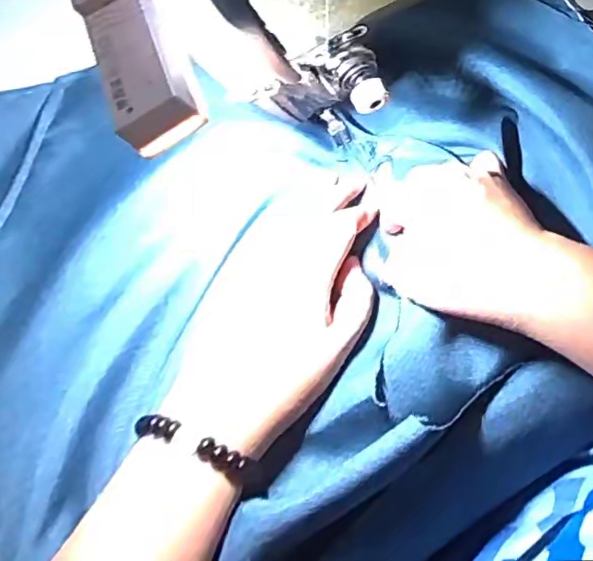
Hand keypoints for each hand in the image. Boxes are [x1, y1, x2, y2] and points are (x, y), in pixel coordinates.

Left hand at [160, 176, 377, 457]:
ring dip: (313, 199)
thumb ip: (358, 297)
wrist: (214, 414)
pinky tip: (296, 216)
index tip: (378, 203)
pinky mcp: (234, 278)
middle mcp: (280, 260)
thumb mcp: (339, 346)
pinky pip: (266, 234)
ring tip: (331, 185)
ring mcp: (253, 266)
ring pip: (288, 219)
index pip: (340, 227)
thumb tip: (352, 265)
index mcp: (310, 273)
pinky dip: (287, 217)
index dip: (361, 212)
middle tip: (359, 179)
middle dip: (338, 193)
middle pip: (313, 214)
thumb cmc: (287, 382)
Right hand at [373, 152, 558, 327]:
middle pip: (417, 179)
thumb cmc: (461, 281)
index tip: (398, 234)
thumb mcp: (410, 280)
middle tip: (424, 226)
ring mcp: (473, 174)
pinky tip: (478, 193)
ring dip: (443, 187)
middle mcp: (443, 177)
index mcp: (415, 199)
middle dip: (415, 198)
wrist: (519, 272)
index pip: (390, 196)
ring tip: (452, 212)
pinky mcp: (500, 178)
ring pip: (447, 170)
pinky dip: (475, 175)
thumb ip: (394, 257)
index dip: (392, 218)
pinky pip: (481, 164)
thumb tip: (399, 244)